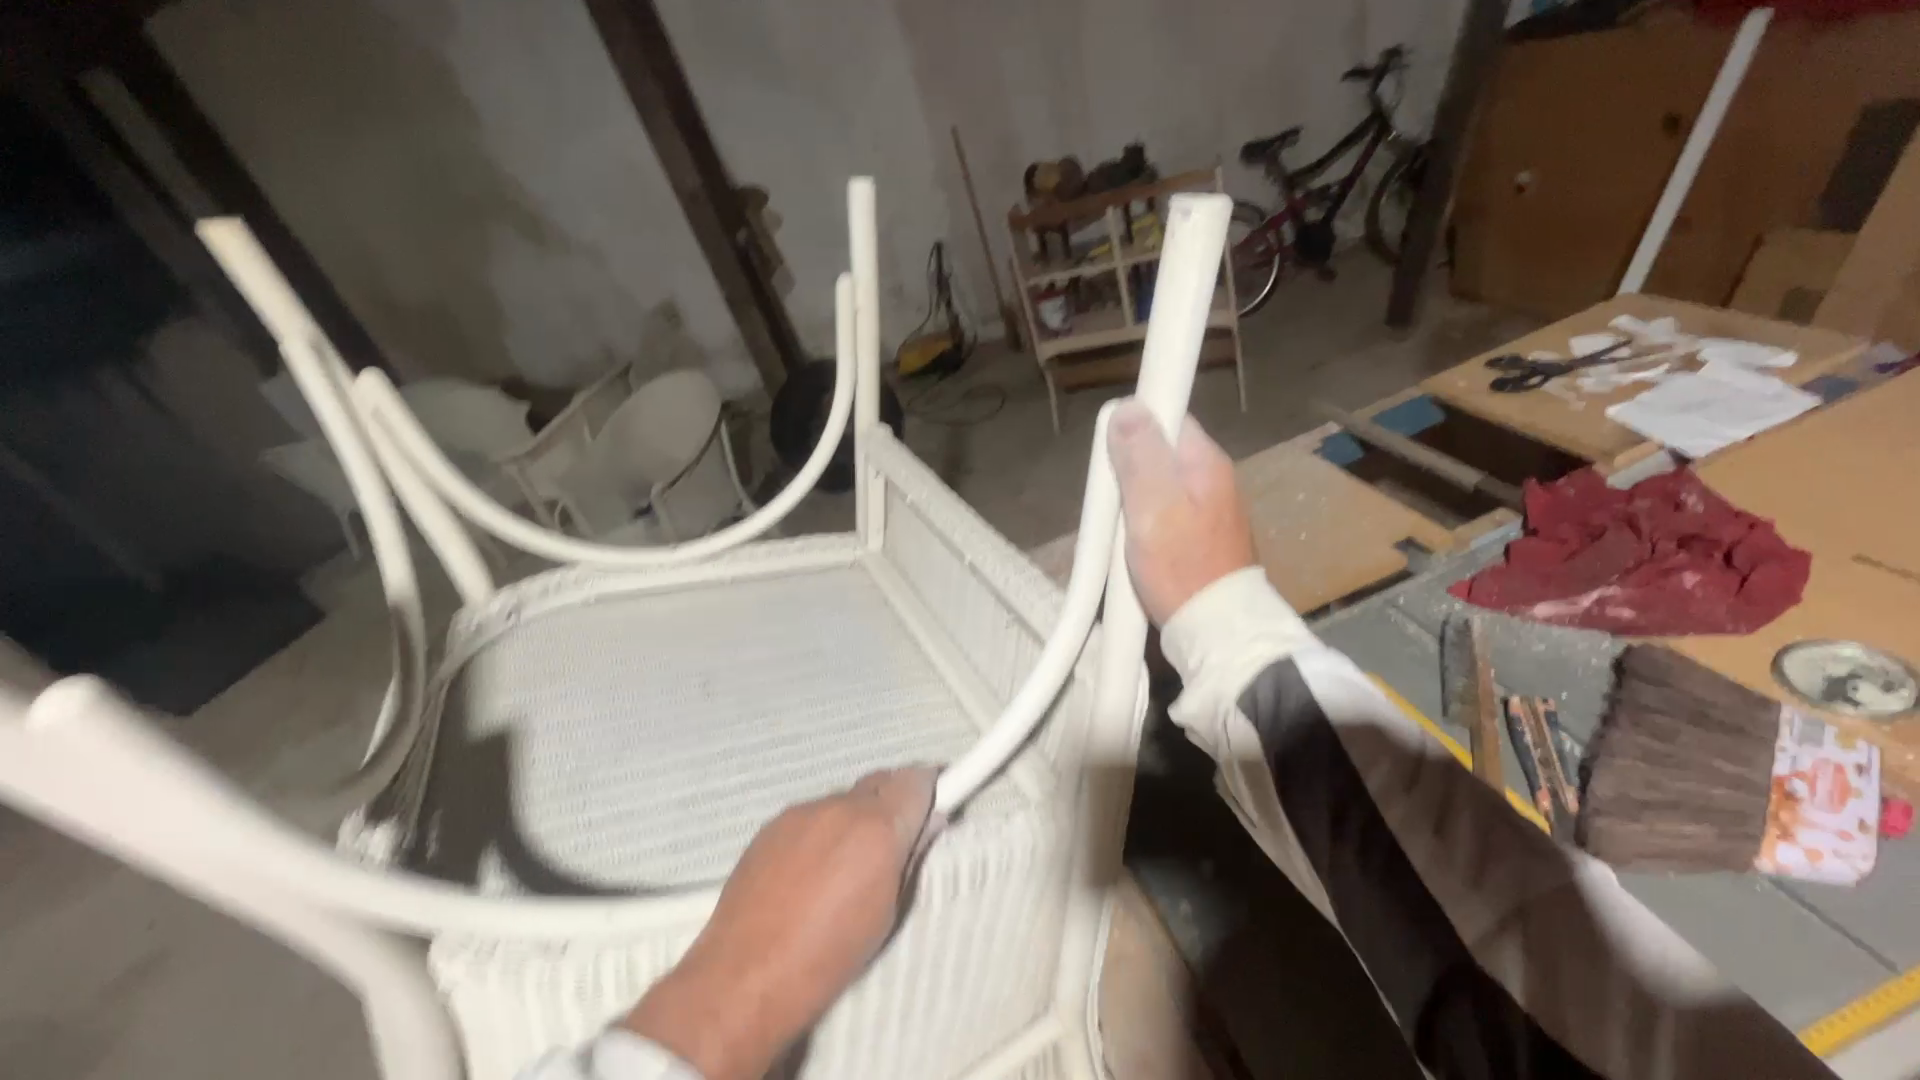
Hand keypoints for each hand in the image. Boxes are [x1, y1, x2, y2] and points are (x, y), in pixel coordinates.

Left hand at [622, 768, 940, 1079]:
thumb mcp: (888, 912)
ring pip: (842, 799)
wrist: (747, 974)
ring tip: (846, 865)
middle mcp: (839, 808)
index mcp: (878, 828)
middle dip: (893, 801)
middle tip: (897, 836)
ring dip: (854, 818)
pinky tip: (811, 871)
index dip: (930, 787)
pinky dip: (820, 832)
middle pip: (879, 782)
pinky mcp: (770, 825)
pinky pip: (809, 816)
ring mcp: (800, 813)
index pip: (915, 780)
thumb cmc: (828, 956)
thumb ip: (908, 858)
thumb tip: (923, 826)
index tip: (937, 797)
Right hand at [1107, 400, 1255, 624]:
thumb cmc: (1181, 567)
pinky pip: (1162, 516)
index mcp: (1206, 462)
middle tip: (1111, 504)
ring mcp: (1209, 511)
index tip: (1112, 458)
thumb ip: (1140, 457)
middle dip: (1127, 473)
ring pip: (1156, 488)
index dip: (1135, 428)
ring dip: (1131, 504)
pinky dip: (1143, 527)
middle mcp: (1212, 479)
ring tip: (1119, 533)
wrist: (1215, 632)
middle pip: (1159, 455)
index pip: (1168, 417)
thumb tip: (1128, 407)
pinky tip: (1133, 549)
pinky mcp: (1200, 539)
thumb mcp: (1153, 507)